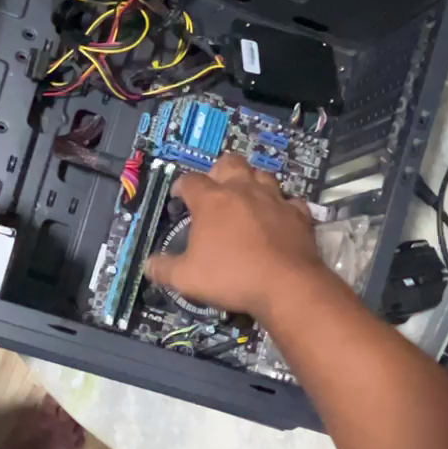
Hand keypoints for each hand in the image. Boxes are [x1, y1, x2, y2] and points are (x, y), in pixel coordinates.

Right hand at [144, 154, 332, 320]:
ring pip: (262, 174)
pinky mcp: (298, 214)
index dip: (181, 186)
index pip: (190, 180)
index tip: (178, 197)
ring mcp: (274, 199)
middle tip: (214, 191)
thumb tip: (148, 266)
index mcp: (211, 201)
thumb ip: (164, 269)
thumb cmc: (231, 277)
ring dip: (252, 182)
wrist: (286, 286)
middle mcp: (243, 190)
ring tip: (246, 200)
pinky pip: (290, 201)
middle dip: (219, 172)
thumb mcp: (186, 278)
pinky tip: (278, 218)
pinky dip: (282, 206)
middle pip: (229, 163)